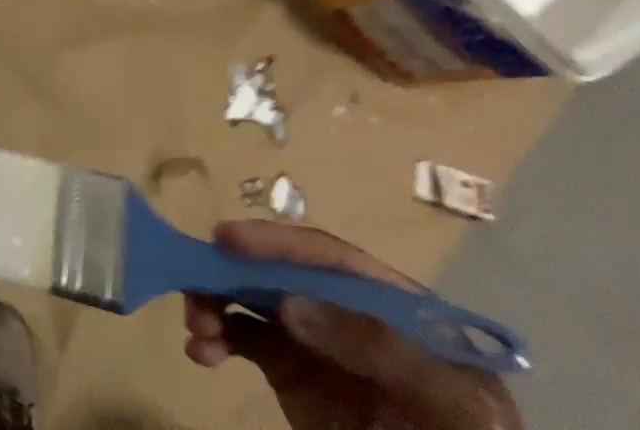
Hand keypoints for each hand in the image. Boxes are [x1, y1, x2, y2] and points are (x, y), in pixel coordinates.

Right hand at [184, 220, 522, 429]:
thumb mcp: (446, 401)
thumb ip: (380, 348)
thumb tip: (289, 304)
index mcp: (393, 306)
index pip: (330, 258)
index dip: (277, 243)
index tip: (225, 238)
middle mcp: (347, 314)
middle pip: (277, 273)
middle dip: (229, 274)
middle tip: (193, 288)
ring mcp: (315, 343)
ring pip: (248, 301)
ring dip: (212, 304)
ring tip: (196, 330)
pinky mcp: (288, 372)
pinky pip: (240, 340)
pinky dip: (213, 340)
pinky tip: (201, 353)